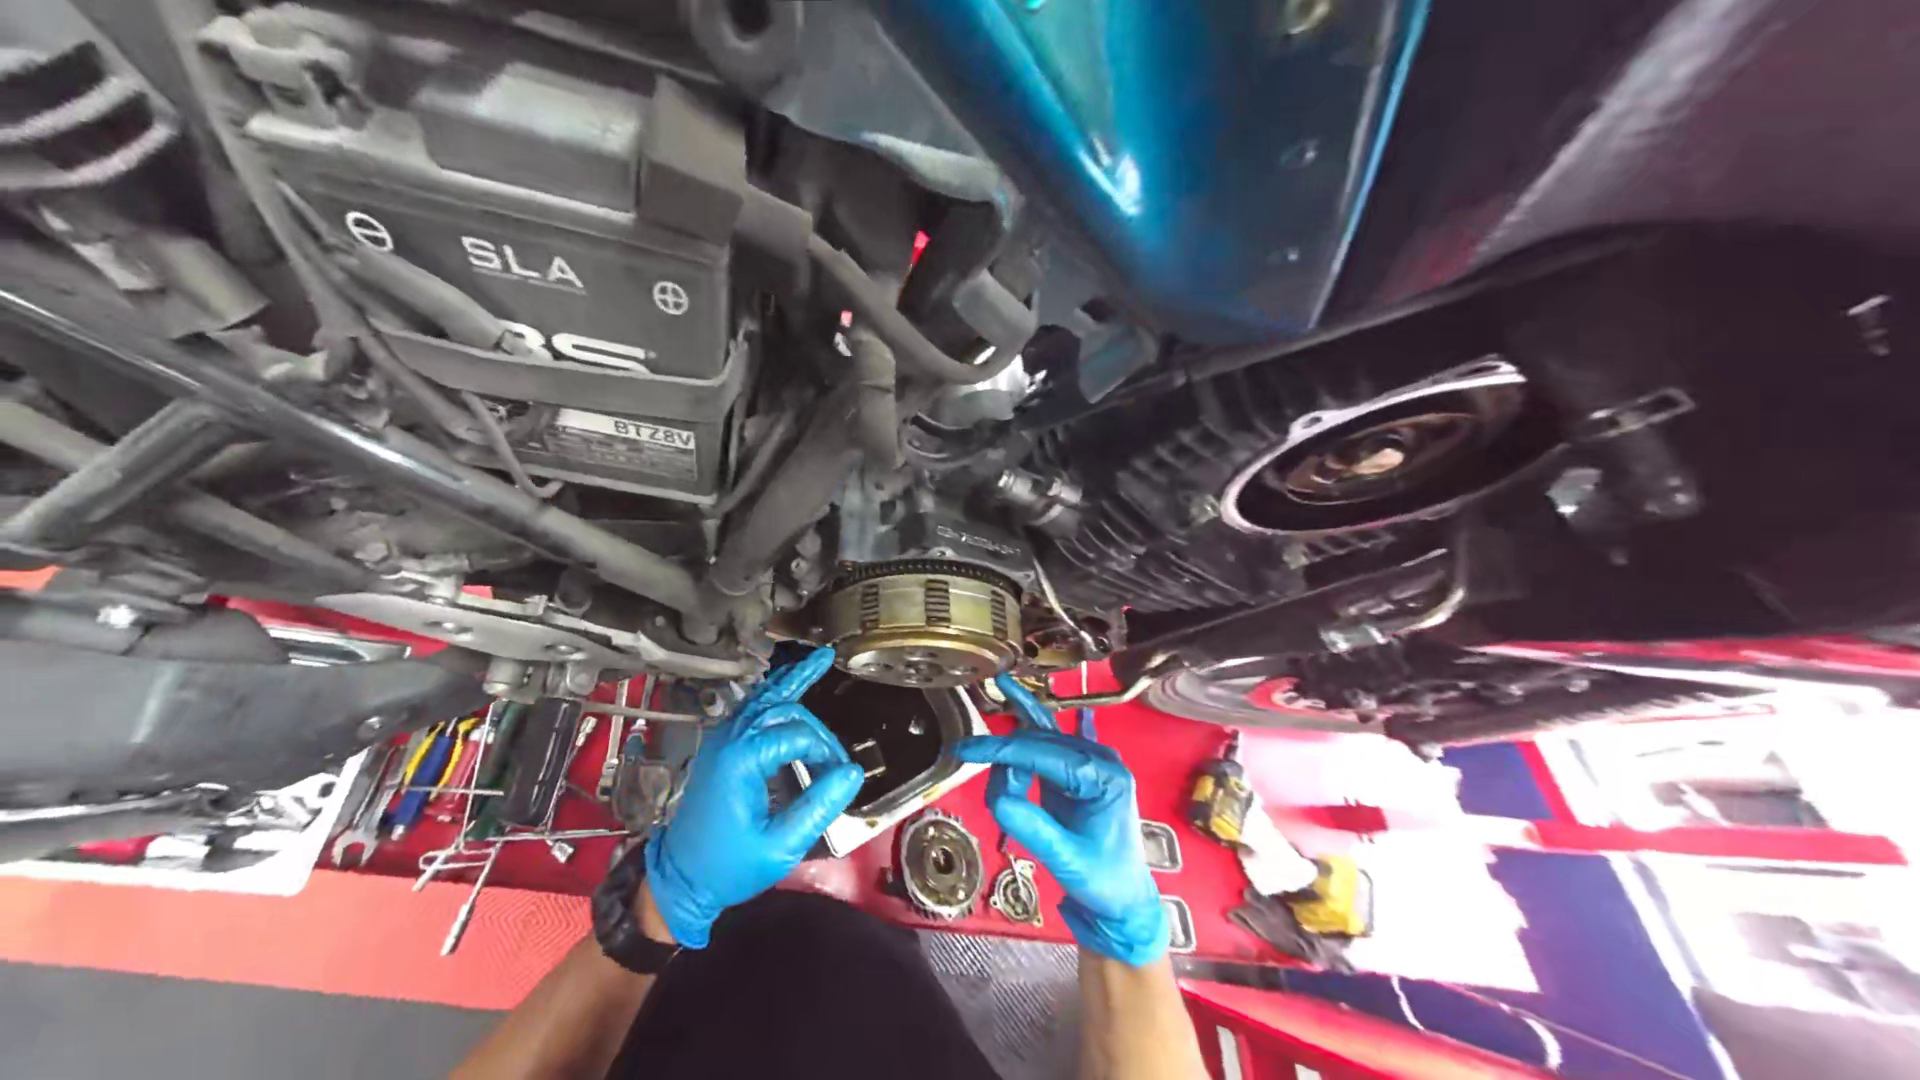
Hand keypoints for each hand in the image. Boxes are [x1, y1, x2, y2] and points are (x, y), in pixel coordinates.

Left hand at [644, 646, 865, 947]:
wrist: (681, 878)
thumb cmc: (728, 866)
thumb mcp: (780, 846)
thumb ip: (819, 807)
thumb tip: (852, 772)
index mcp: (741, 760)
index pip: (797, 735)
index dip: (824, 751)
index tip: (837, 776)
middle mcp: (729, 739)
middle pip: (785, 710)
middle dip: (816, 730)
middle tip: (836, 759)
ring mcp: (723, 738)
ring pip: (765, 696)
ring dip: (795, 680)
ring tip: (822, 659)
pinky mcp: (723, 744)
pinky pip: (753, 707)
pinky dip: (775, 691)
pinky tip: (792, 680)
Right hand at [956, 675, 1167, 965]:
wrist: (1125, 902)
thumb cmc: (1103, 882)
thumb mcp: (1067, 860)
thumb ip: (1033, 827)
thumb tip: (997, 797)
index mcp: (1103, 775)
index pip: (1042, 750)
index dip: (1000, 749)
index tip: (964, 749)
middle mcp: (1100, 760)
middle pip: (1039, 739)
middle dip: (1004, 756)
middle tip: (977, 773)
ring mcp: (1091, 763)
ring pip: (1044, 733)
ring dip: (1013, 740)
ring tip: (985, 752)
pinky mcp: (1079, 773)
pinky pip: (1054, 739)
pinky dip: (1037, 720)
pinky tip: (1027, 700)